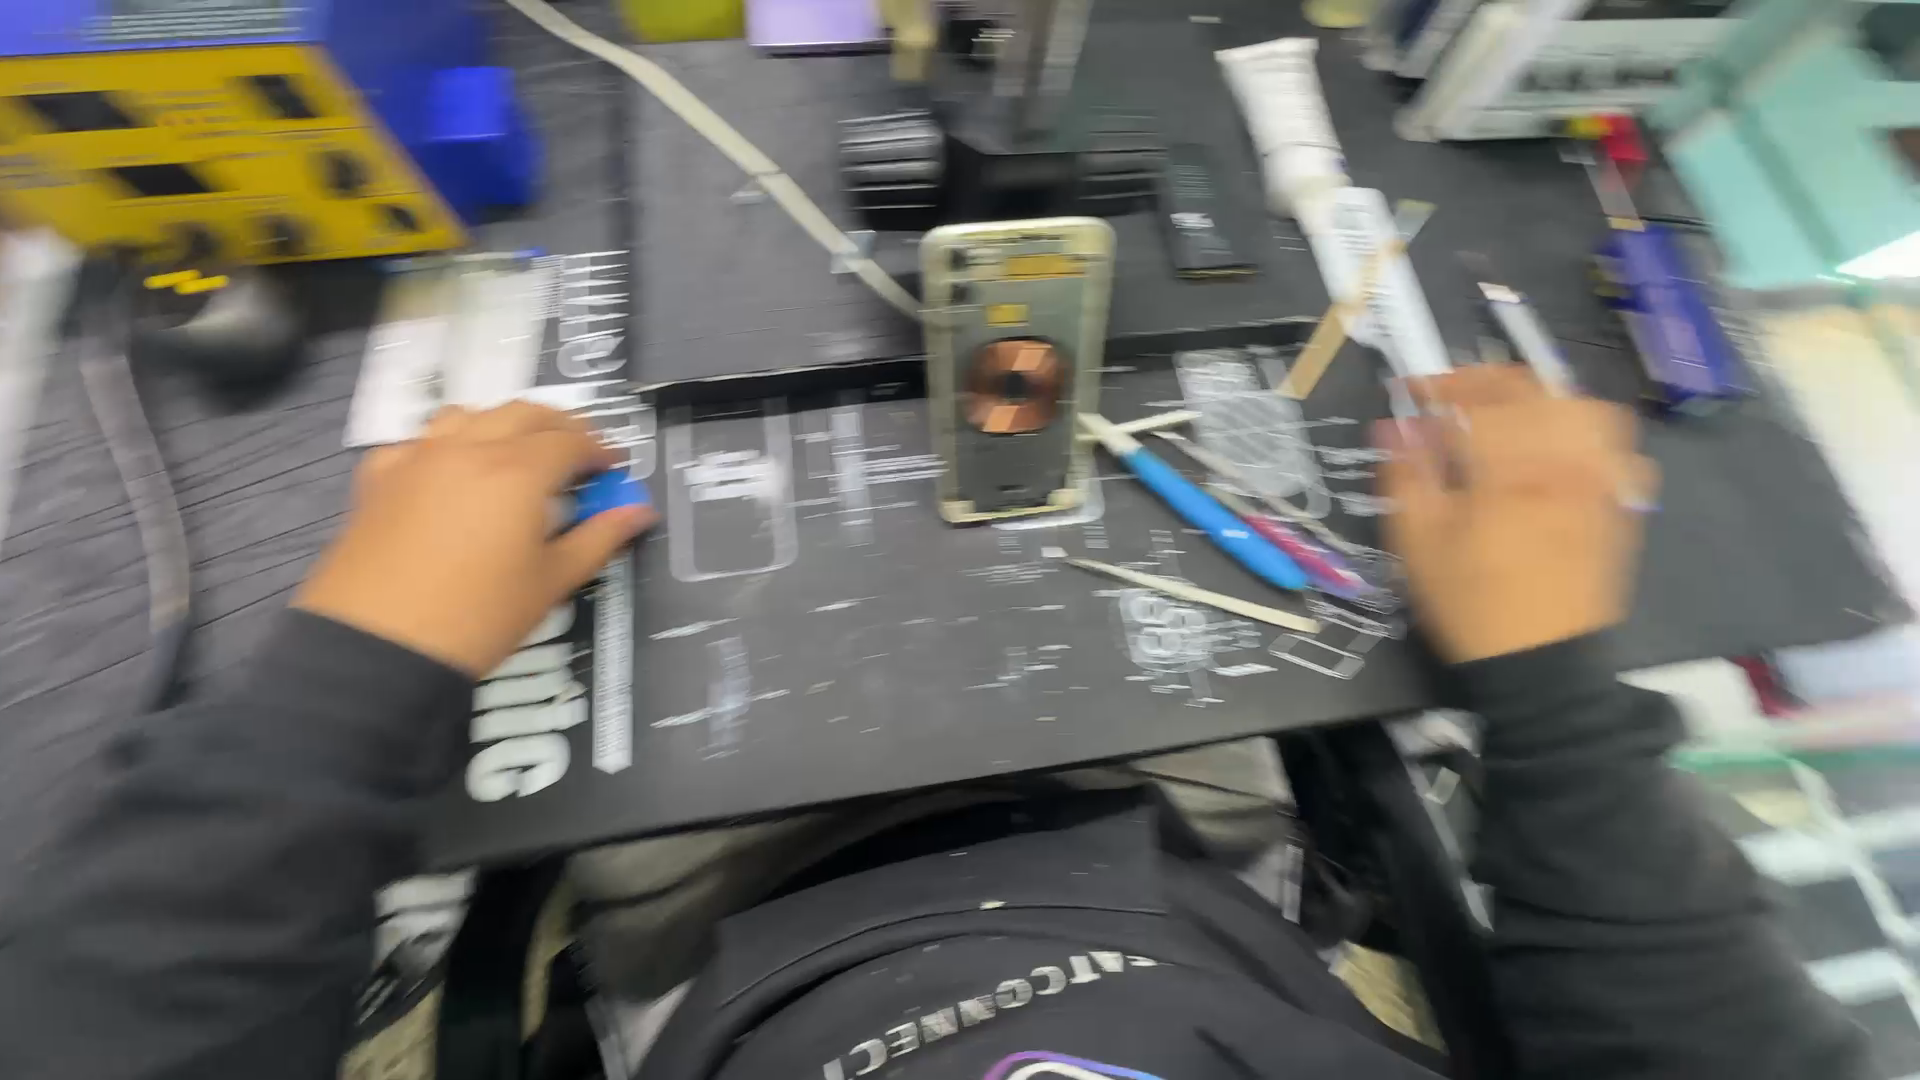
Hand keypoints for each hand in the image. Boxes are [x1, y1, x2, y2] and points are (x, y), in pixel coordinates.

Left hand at [295, 403, 656, 676]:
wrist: (378, 647)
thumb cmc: (481, 615)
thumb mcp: (554, 579)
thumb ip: (601, 537)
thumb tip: (639, 511)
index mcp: (517, 471)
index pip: (571, 440)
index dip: (602, 450)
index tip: (616, 469)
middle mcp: (467, 450)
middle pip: (524, 413)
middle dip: (562, 427)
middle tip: (582, 455)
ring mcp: (416, 459)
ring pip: (469, 415)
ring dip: (506, 425)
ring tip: (523, 455)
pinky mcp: (378, 480)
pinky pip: (420, 441)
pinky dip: (450, 445)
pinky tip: (457, 475)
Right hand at [1374, 366, 1656, 663]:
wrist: (1538, 659)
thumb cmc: (1467, 599)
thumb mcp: (1416, 541)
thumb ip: (1407, 474)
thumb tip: (1394, 425)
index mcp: (1506, 472)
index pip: (1476, 398)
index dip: (1439, 384)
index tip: (1410, 391)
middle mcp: (1562, 464)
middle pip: (1532, 390)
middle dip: (1484, 381)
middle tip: (1449, 397)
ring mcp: (1600, 480)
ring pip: (1580, 406)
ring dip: (1536, 397)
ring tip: (1502, 412)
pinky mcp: (1618, 501)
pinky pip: (1613, 442)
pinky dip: (1582, 426)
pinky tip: (1556, 443)